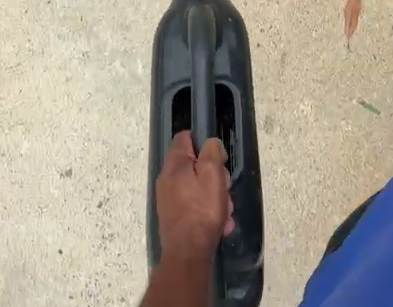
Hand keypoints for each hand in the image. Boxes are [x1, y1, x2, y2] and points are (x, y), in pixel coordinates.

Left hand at [156, 131, 233, 262]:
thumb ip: (212, 152)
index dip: (204, 142)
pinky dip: (206, 210)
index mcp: (175, 165)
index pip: (185, 138)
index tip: (218, 157)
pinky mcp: (173, 217)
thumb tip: (210, 143)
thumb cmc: (202, 210)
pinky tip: (219, 224)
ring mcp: (168, 199)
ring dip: (213, 195)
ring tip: (225, 212)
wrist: (188, 254)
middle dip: (213, 174)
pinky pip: (193, 204)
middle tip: (225, 187)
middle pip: (193, 164)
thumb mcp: (213, 174)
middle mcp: (167, 179)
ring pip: (196, 186)